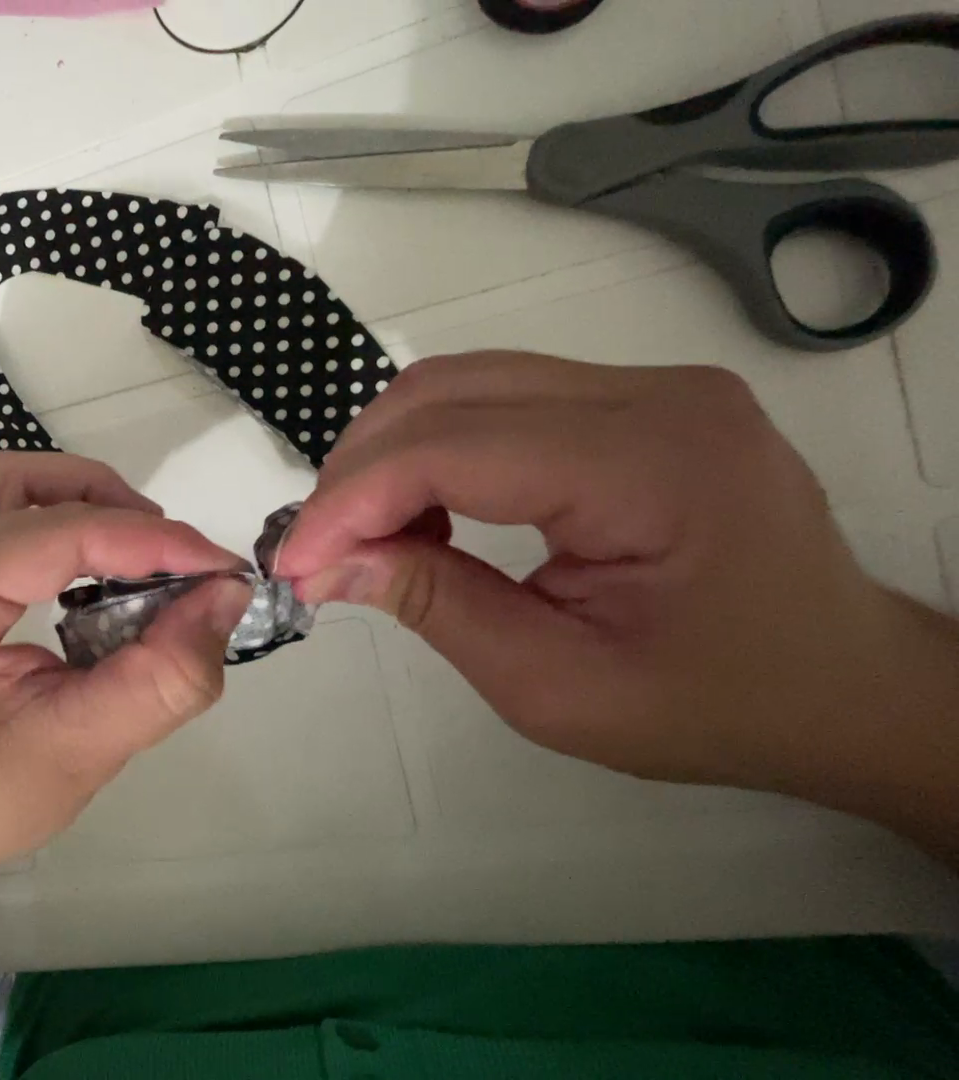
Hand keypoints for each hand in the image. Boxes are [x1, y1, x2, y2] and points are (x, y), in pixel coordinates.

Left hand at [0, 453, 254, 909]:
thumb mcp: (82, 749)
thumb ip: (163, 676)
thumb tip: (224, 595)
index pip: (53, 536)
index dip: (146, 540)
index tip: (220, 565)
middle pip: (17, 491)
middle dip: (108, 510)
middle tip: (174, 559)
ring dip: (63, 496)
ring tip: (124, 542)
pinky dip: (8, 505)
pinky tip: (41, 535)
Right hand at [275, 353, 958, 849]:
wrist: (841, 686)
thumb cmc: (713, 704)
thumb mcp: (556, 685)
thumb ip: (433, 605)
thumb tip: (326, 564)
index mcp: (654, 467)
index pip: (452, 449)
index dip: (351, 501)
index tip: (291, 564)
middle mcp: (652, 395)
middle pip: (443, 393)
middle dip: (353, 472)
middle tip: (315, 552)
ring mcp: (644, 386)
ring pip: (456, 384)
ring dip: (381, 455)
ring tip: (357, 534)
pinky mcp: (625, 399)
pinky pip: (488, 398)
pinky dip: (424, 449)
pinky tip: (416, 509)